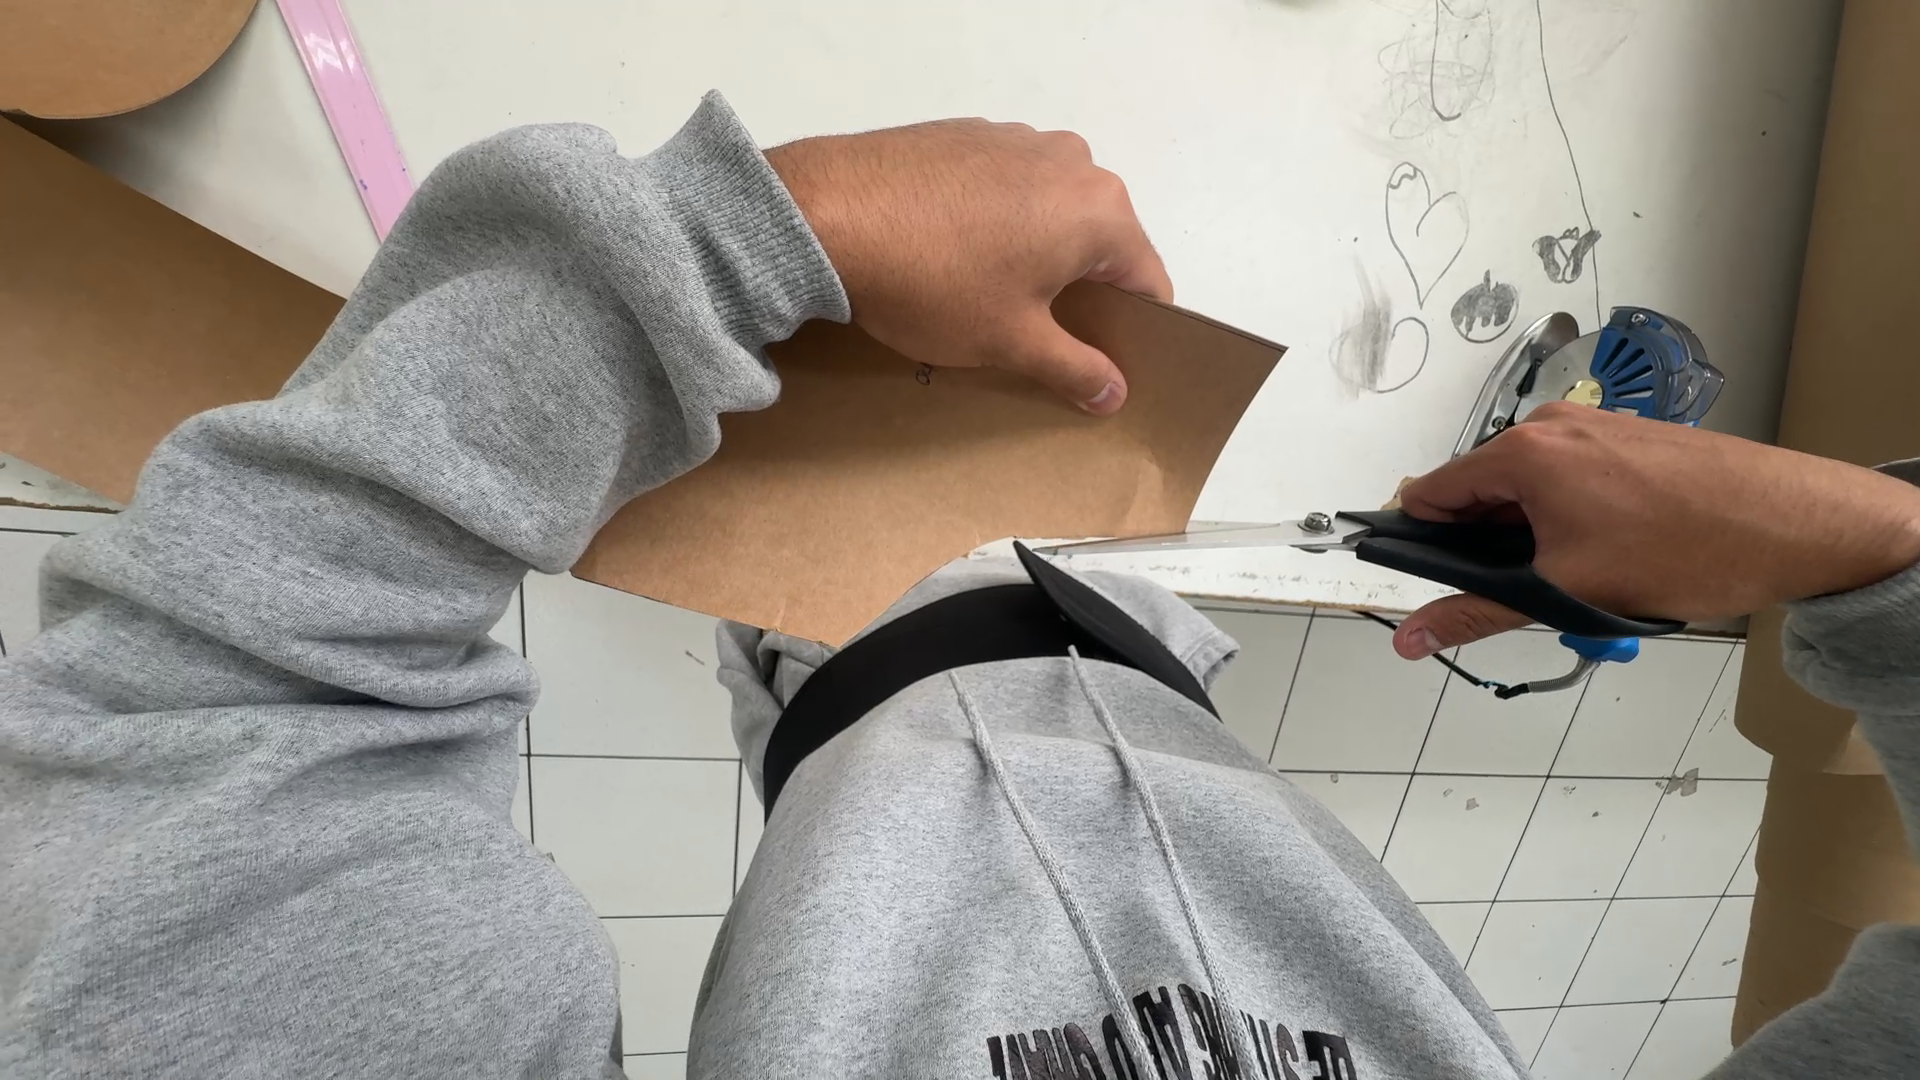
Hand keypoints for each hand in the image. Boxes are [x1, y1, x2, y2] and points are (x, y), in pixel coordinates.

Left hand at [764, 120, 1171, 415]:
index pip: (1147, 282)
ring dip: (1039, 260)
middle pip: (1101, 245)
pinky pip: (1010, 192)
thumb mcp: (1013, 341)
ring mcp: (1019, 141)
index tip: (1100, 363)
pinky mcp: (970, 136)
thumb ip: (1075, 369)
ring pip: (1054, 216)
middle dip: (1081, 295)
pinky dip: (1002, 227)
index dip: (1132, 332)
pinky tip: (958, 257)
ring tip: (990, 298)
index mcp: (1101, 211)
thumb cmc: (938, 285)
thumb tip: (1116, 393)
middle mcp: (1073, 162)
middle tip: (1038, 338)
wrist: (829, 215)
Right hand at [1390, 403, 1919, 658]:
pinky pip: (1561, 471)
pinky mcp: (1625, 434)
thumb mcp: (1566, 591)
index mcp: (1521, 452)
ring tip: (1577, 560)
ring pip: (1519, 483)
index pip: (1429, 493)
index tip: (1452, 572)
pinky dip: (1562, 507)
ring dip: (1525, 525)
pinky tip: (1605, 538)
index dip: (1427, 538)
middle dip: (1483, 536)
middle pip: (1474, 488)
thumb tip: (1409, 641)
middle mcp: (1549, 425)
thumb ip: (1474, 614)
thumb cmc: (1693, 549)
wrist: (1823, 528)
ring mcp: (1591, 425)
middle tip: (1530, 574)